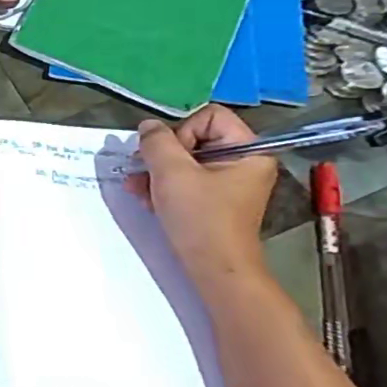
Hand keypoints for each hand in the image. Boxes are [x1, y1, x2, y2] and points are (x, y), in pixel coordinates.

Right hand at [124, 106, 277, 283]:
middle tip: (142, 170)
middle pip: (195, 138)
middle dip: (163, 155)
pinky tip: (145, 198)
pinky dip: (165, 187)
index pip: (209, 116)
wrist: (215, 270)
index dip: (182, 132)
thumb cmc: (200, 218)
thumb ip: (156, 142)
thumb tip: (148, 126)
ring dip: (157, 172)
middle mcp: (243, 163)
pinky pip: (187, 182)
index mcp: (249, 150)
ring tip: (137, 187)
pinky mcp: (214, 202)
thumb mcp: (172, 173)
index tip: (169, 159)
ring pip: (186, 162)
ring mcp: (229, 184)